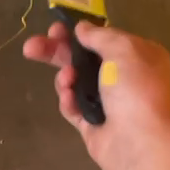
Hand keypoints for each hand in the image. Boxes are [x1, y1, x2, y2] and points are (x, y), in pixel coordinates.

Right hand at [22, 21, 169, 169]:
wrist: (138, 140)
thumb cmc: (135, 89)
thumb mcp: (123, 50)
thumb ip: (100, 35)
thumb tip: (82, 28)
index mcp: (137, 55)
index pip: (103, 39)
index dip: (77, 34)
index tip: (54, 30)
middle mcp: (123, 76)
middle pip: (83, 59)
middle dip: (57, 53)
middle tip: (31, 48)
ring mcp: (106, 100)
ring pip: (74, 82)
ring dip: (65, 78)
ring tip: (66, 80)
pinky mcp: (91, 122)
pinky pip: (72, 106)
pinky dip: (68, 100)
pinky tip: (69, 98)